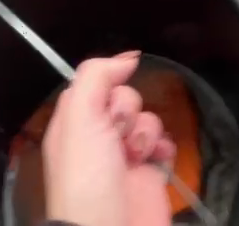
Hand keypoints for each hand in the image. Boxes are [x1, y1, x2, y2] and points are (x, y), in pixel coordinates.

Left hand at [43, 52, 175, 225]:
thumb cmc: (87, 180)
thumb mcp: (79, 117)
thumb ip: (96, 76)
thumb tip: (127, 58)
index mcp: (74, 123)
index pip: (96, 83)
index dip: (107, 86)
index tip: (109, 102)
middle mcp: (98, 137)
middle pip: (124, 97)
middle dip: (128, 110)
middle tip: (119, 134)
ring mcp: (124, 156)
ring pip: (146, 117)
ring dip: (146, 130)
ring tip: (137, 154)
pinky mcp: (149, 173)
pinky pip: (163, 143)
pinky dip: (164, 146)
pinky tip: (157, 158)